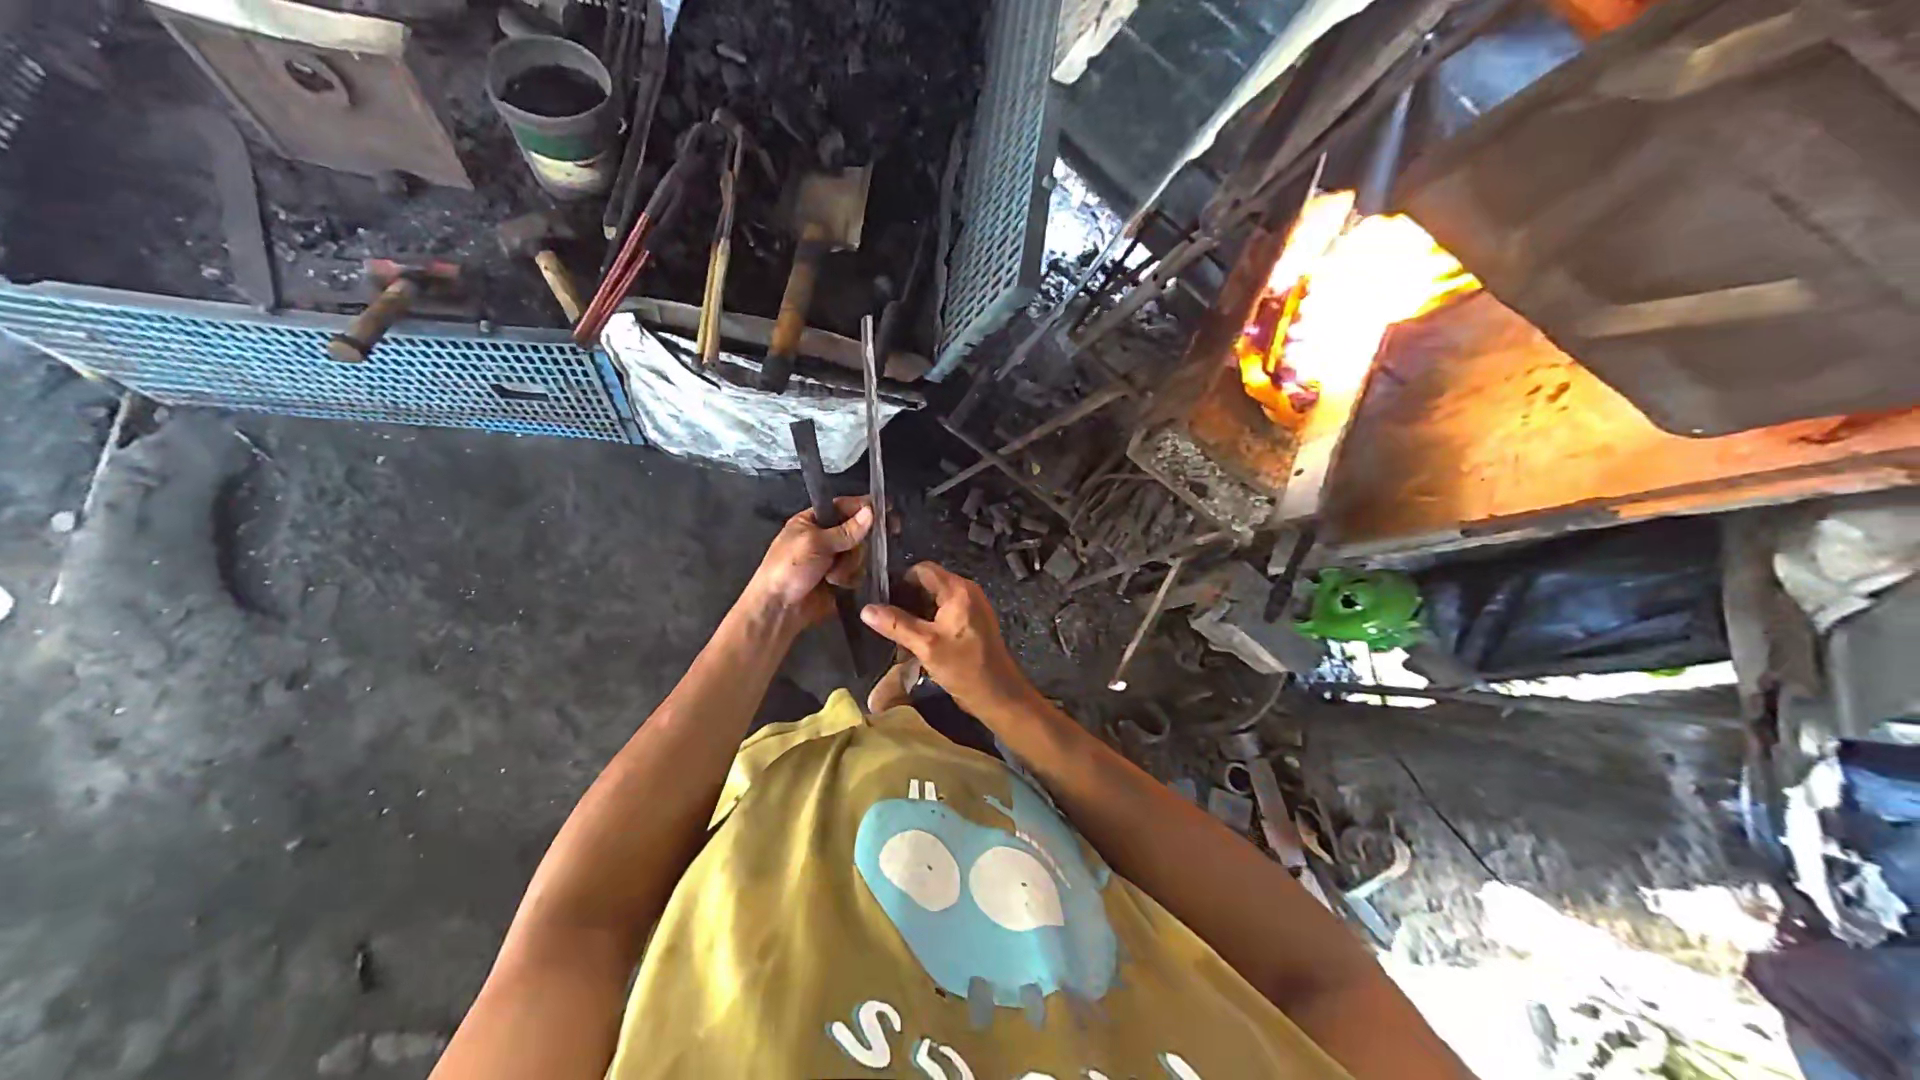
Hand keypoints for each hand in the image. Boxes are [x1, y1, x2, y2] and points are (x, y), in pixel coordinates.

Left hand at [742, 497, 872, 630]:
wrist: (778, 609)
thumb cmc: (789, 568)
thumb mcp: (815, 543)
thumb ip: (846, 530)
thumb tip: (871, 511)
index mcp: (814, 521)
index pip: (845, 507)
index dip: (866, 508)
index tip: (888, 510)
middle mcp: (826, 537)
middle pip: (859, 532)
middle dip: (855, 546)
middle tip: (848, 554)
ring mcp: (834, 559)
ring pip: (861, 554)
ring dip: (849, 566)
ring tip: (832, 577)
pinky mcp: (841, 580)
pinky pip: (859, 573)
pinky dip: (850, 579)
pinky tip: (837, 586)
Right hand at [861, 562, 1040, 719]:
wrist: (998, 694)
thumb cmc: (964, 667)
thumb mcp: (926, 645)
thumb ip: (896, 624)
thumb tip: (866, 609)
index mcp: (958, 590)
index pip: (922, 570)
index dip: (900, 582)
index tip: (883, 601)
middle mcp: (967, 592)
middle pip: (928, 584)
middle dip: (906, 600)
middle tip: (887, 620)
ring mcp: (971, 607)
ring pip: (935, 601)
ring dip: (916, 614)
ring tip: (899, 634)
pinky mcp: (972, 623)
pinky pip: (944, 614)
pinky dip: (929, 623)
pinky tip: (917, 642)